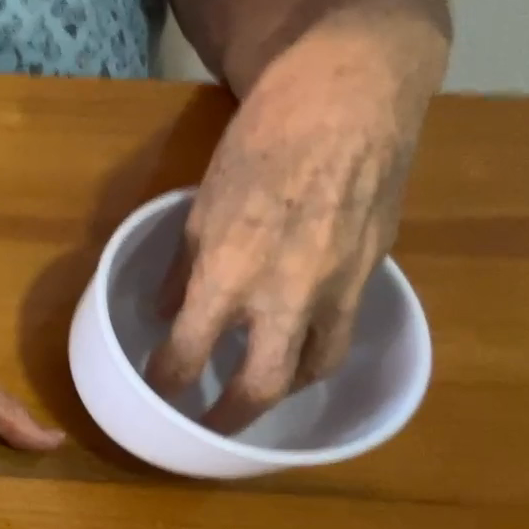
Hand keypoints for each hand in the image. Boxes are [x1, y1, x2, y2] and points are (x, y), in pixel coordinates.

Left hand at [149, 41, 435, 434]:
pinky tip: (296, 349)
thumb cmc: (256, 152)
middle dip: (230, 416)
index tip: (154, 390)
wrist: (346, 101)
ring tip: (256, 395)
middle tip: (209, 427)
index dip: (165, 382)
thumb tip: (166, 315)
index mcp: (227, 278)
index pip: (186, 356)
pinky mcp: (374, 270)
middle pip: (261, 385)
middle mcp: (286, 295)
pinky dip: (317, 350)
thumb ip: (181, 274)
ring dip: (283, 389)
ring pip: (316, 365)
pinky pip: (345, 328)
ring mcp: (338, 285)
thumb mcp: (197, 215)